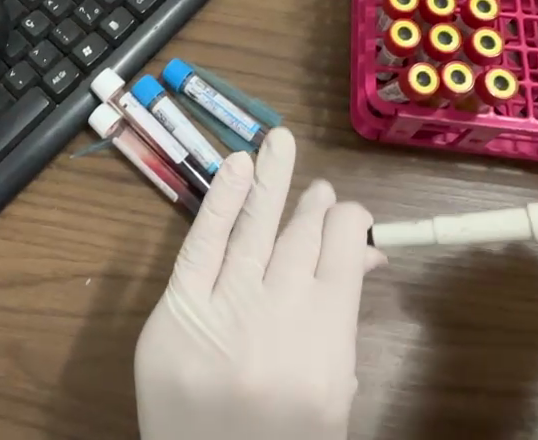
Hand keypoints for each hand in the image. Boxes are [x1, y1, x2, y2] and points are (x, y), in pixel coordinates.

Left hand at [135, 128, 385, 439]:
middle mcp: (277, 317)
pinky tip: (237, 166)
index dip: (348, 221)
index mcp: (327, 343)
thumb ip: (344, 321)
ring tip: (279, 143)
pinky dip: (220, 202)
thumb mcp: (334, 394)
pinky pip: (201, 244)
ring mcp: (223, 312)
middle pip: (299, 237)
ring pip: (255, 229)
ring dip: (271, 181)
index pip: (343, 251)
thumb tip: (362, 253)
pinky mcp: (175, 314)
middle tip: (319, 189)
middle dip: (313, 207)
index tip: (347, 211)